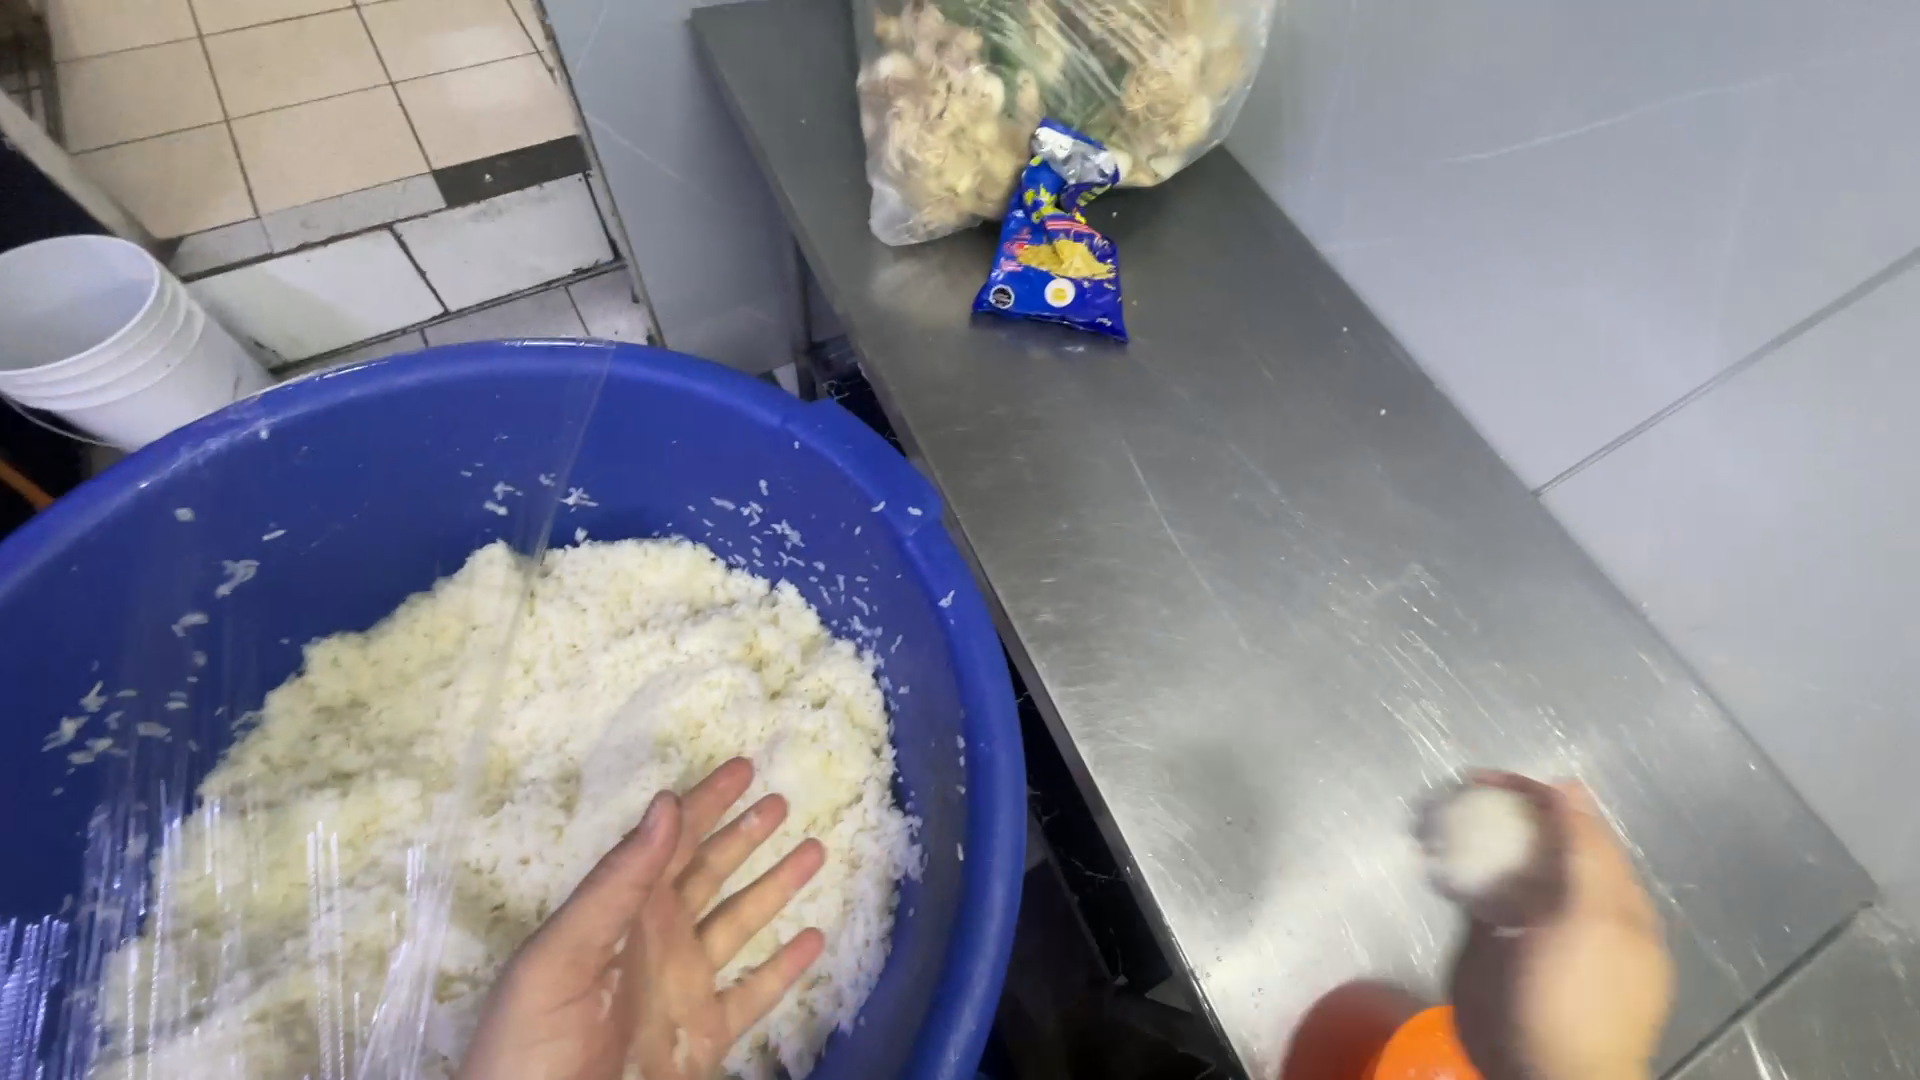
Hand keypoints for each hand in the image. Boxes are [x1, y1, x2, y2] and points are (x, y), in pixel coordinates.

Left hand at [458, 758, 827, 1079]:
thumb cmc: (530, 1051)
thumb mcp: (558, 960)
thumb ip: (616, 884)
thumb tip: (668, 802)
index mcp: (621, 914)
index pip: (671, 842)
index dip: (705, 803)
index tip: (742, 768)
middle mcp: (658, 939)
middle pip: (712, 872)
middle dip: (746, 834)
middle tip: (781, 801)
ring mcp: (685, 988)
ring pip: (742, 921)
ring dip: (777, 886)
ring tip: (815, 850)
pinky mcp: (705, 1037)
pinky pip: (755, 992)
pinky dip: (786, 967)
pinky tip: (814, 938)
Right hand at [1450, 781, 1672, 1079]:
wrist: (1540, 1069)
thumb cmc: (1576, 996)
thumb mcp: (1593, 919)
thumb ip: (1583, 852)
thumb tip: (1569, 786)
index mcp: (1612, 899)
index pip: (1576, 828)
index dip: (1536, 797)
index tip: (1487, 780)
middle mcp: (1572, 903)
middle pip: (1536, 840)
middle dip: (1498, 812)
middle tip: (1457, 795)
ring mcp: (1530, 921)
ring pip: (1500, 861)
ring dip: (1470, 836)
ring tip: (1436, 821)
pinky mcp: (1491, 938)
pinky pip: (1473, 890)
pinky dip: (1454, 869)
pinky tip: (1433, 862)